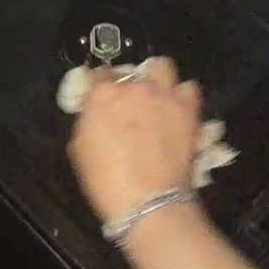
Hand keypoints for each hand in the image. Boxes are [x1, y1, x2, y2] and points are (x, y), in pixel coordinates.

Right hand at [67, 57, 203, 222]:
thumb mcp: (79, 150)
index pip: (99, 73)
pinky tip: (178, 109)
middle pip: (131, 69)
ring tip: (158, 96)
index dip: (100, 84)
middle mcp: (133, 87)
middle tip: (131, 102)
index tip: (102, 95)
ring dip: (158, 79)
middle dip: (129, 82)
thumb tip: (95, 114)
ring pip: (162, 66)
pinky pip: (189, 88)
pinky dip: (183, 96)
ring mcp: (163, 95)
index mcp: (102, 95)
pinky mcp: (187, 109)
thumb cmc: (105, 182)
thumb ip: (88, 122)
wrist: (148, 202)